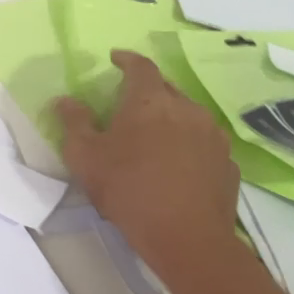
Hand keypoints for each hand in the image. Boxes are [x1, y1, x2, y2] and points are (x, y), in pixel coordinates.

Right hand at [57, 50, 240, 283]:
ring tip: (149, 132)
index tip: (115, 58)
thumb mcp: (83, 155)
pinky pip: (202, 139)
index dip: (127, 59)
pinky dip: (184, 140)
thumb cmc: (126, 187)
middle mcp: (187, 110)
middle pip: (167, 88)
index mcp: (149, 102)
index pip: (141, 67)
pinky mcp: (227, 161)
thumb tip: (66, 100)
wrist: (185, 235)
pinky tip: (171, 160)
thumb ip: (74, 122)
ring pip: (187, 113)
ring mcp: (212, 135)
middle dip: (146, 88)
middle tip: (125, 100)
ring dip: (167, 115)